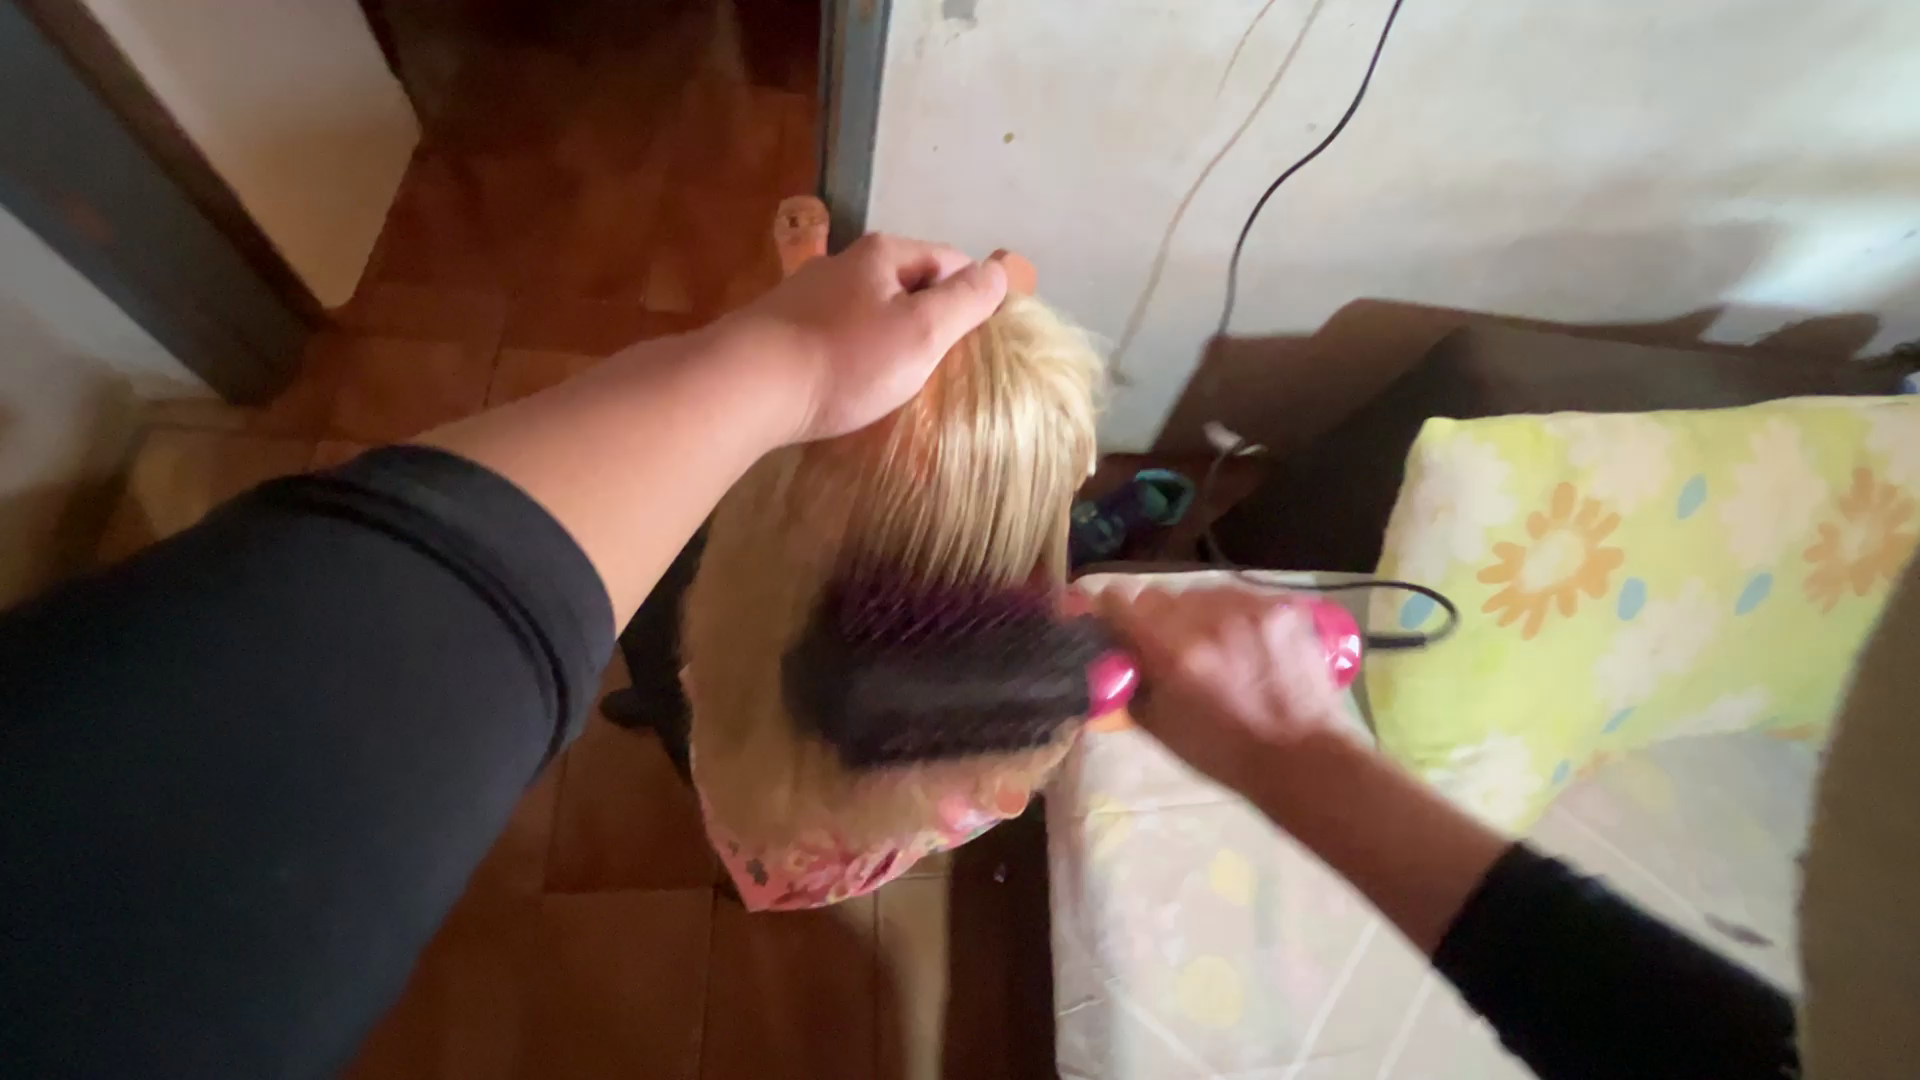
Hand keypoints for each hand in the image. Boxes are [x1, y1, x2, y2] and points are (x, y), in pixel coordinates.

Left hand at [719, 232, 1008, 443]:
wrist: (749, 386)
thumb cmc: (846, 360)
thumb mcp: (923, 331)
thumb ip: (967, 300)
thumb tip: (1001, 269)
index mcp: (884, 254)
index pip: (950, 261)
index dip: (971, 296)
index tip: (975, 341)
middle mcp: (845, 262)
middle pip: (908, 282)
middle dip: (929, 316)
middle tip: (938, 365)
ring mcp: (809, 292)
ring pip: (871, 308)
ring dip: (890, 335)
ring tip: (895, 377)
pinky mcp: (784, 326)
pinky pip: (839, 331)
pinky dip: (855, 349)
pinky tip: (850, 378)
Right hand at [1089, 583, 1353, 793]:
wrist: (1302, 757)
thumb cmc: (1222, 751)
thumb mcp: (1156, 725)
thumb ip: (1125, 679)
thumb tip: (1107, 650)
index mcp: (1172, 652)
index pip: (1119, 600)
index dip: (1111, 611)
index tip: (1115, 623)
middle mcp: (1206, 621)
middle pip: (1156, 594)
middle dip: (1154, 617)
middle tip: (1167, 645)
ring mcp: (1247, 609)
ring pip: (1196, 592)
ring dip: (1194, 614)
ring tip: (1212, 646)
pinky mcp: (1279, 606)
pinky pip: (1235, 596)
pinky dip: (1230, 614)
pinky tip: (1243, 643)